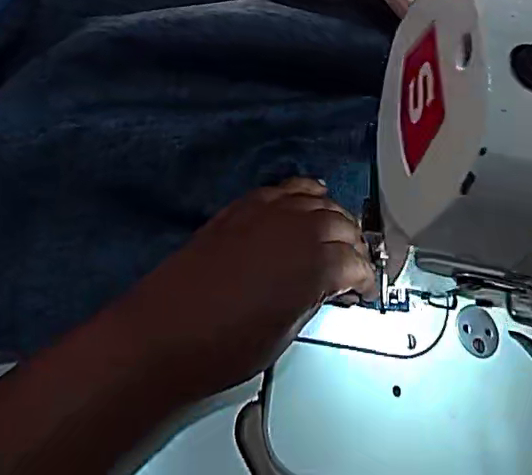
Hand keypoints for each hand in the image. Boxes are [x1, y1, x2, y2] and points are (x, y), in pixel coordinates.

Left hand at [107, 177, 375, 398]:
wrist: (166, 331)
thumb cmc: (223, 344)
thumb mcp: (287, 331)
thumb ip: (315, 297)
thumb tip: (325, 288)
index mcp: (315, 262)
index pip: (358, 262)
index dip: (364, 279)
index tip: (362, 289)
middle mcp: (296, 226)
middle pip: (343, 224)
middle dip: (353, 247)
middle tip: (351, 269)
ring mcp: (268, 209)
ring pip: (319, 199)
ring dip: (332, 218)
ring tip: (333, 239)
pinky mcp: (244, 205)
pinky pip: (286, 189)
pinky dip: (302, 196)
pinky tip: (305, 206)